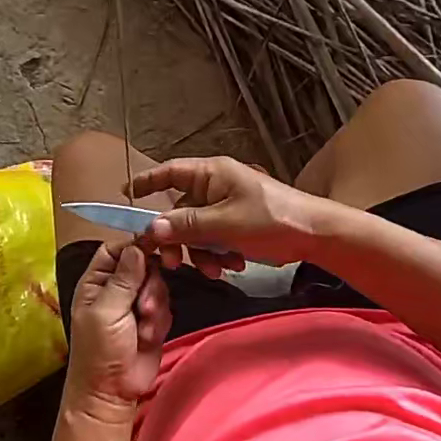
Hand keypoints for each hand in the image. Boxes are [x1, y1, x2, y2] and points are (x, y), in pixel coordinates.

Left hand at [65, 242, 170, 422]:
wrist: (112, 392)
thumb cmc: (100, 350)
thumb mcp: (107, 311)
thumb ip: (124, 278)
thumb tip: (137, 246)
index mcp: (97, 281)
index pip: (117, 249)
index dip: (136, 247)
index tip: (157, 248)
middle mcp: (117, 288)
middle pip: (145, 265)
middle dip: (150, 285)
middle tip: (144, 307)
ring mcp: (136, 304)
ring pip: (159, 286)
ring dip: (155, 307)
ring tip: (143, 329)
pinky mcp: (153, 320)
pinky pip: (166, 308)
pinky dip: (159, 322)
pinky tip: (147, 338)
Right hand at [129, 157, 338, 271]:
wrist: (315, 235)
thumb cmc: (271, 219)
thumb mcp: (224, 224)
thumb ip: (185, 226)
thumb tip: (150, 229)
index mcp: (211, 174)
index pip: (170, 172)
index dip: (146, 182)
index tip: (125, 195)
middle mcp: (215, 187)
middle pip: (179, 210)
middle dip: (178, 238)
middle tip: (173, 261)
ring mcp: (226, 207)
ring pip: (195, 231)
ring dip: (201, 252)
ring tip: (217, 268)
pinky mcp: (236, 225)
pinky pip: (213, 240)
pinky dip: (217, 255)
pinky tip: (231, 266)